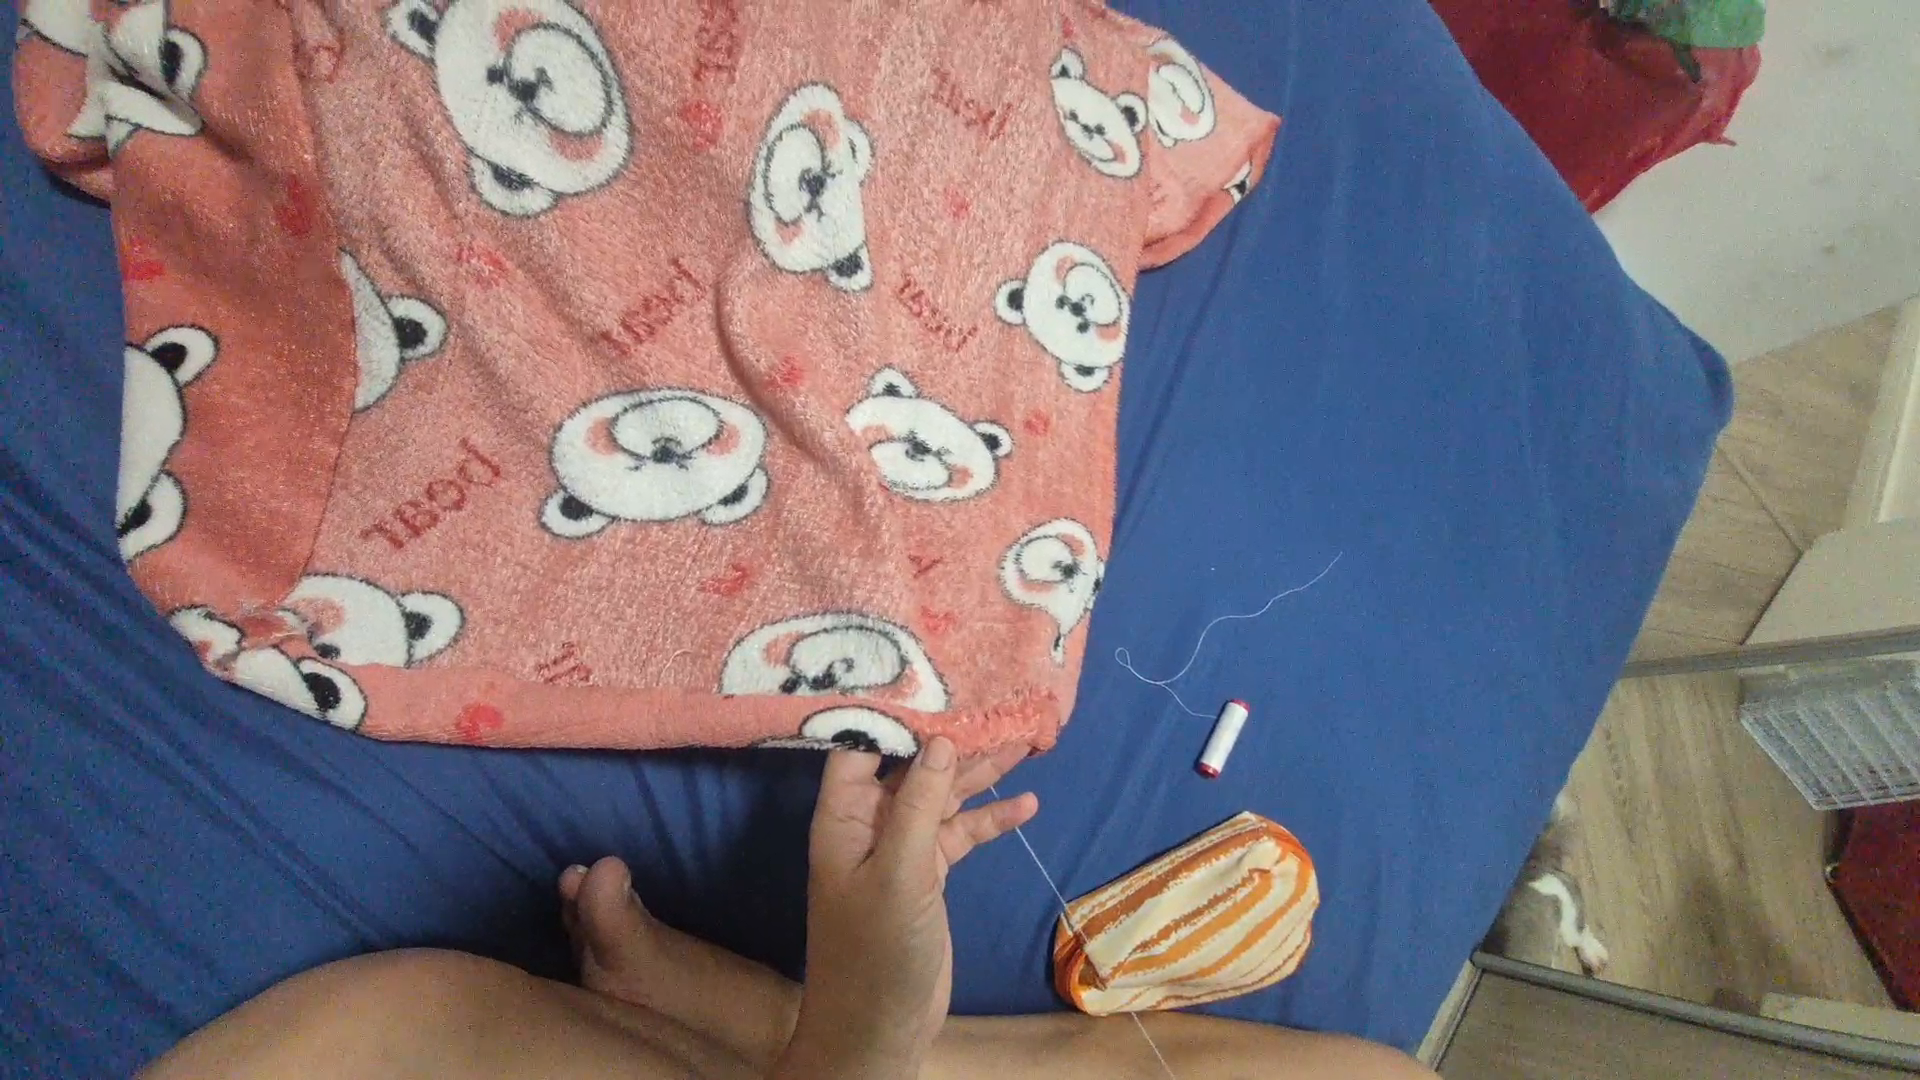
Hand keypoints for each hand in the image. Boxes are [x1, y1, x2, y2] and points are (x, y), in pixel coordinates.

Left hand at [774, 737, 1037, 1079]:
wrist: (881, 1030)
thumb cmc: (876, 950)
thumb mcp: (899, 872)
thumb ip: (918, 803)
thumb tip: (941, 739)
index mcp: (846, 813)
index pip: (864, 744)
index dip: (895, 711)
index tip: (936, 680)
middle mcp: (873, 820)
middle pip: (915, 764)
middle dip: (955, 737)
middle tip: (998, 704)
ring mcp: (904, 845)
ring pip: (944, 794)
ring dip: (982, 773)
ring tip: (1025, 740)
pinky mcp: (929, 870)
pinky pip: (962, 832)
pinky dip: (991, 818)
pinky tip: (1026, 805)